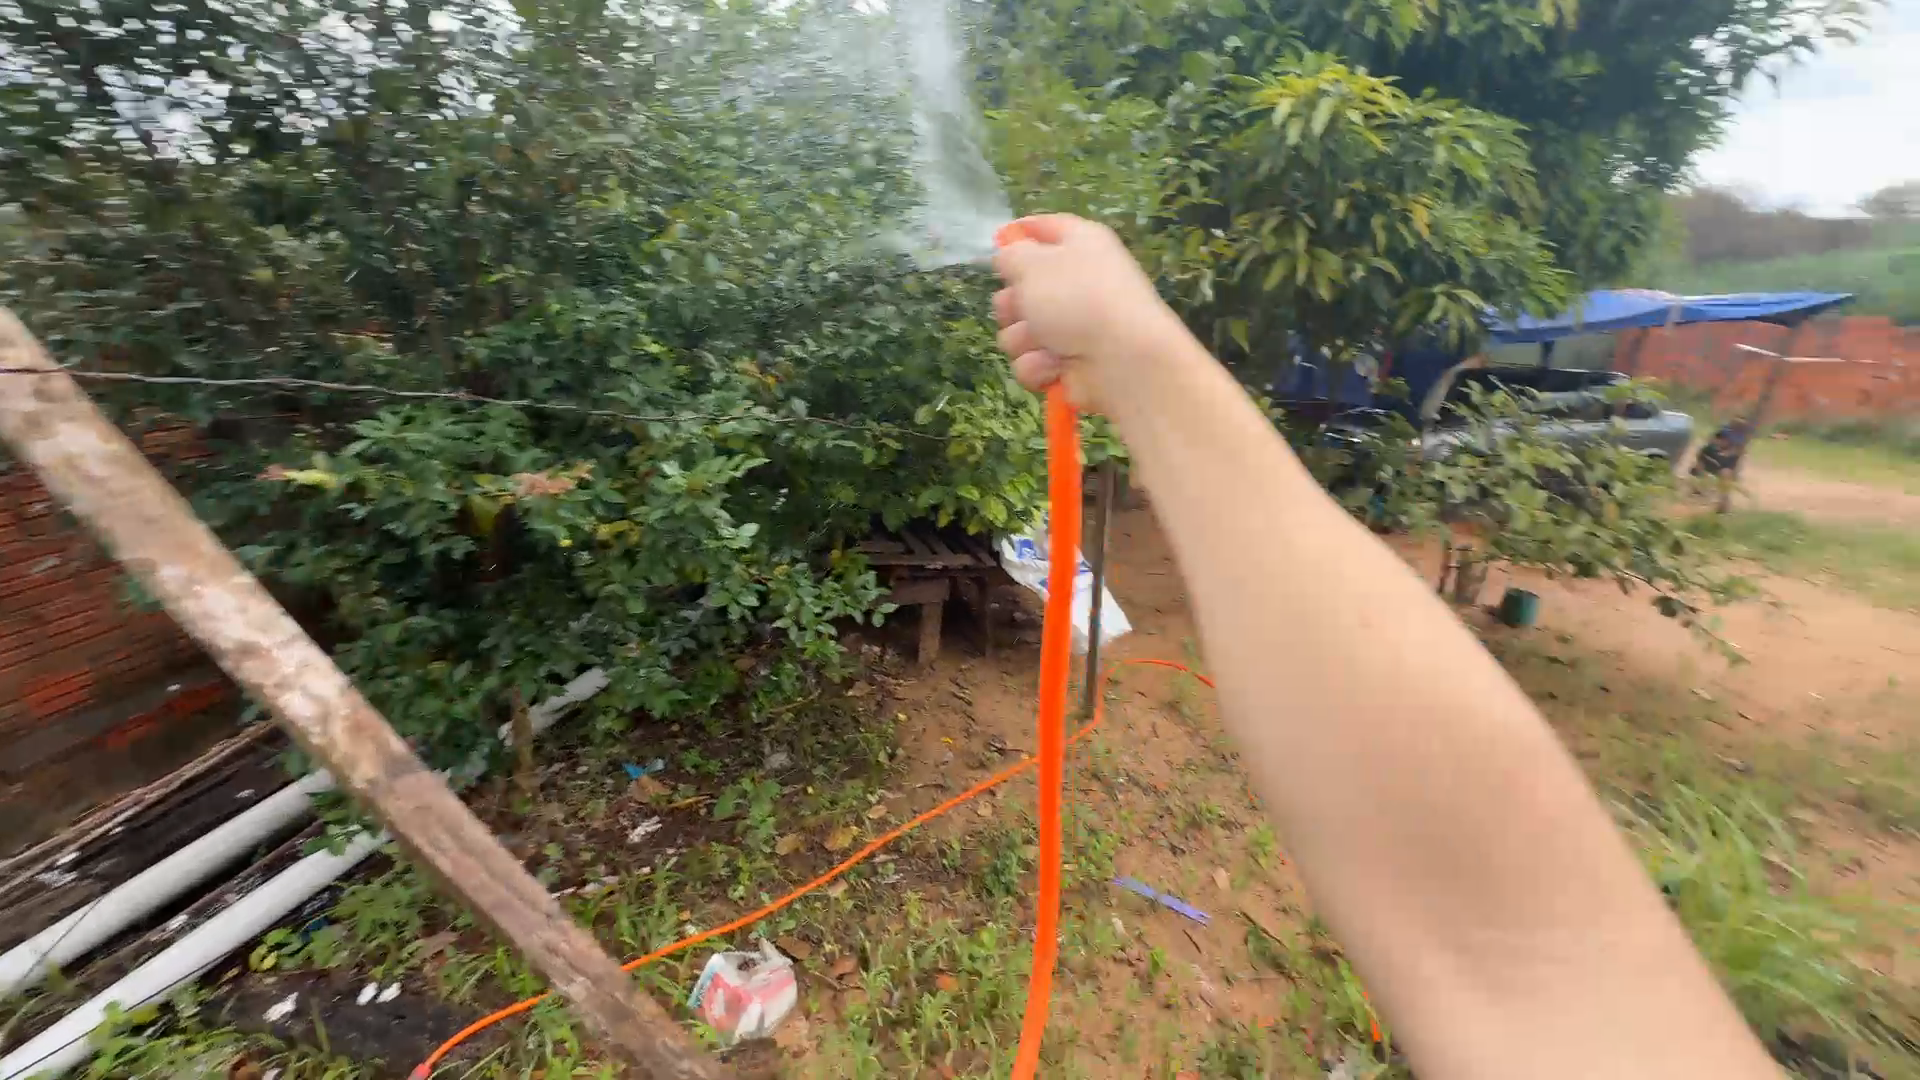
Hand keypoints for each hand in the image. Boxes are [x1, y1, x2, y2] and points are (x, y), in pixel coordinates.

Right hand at [992, 214, 1179, 409]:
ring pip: (1018, 331)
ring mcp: (1070, 327)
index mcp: (1078, 245)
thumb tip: (1007, 259)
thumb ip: (1011, 255)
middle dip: (1011, 303)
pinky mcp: (1064, 364)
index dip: (1018, 234)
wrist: (1119, 360)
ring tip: (1042, 341)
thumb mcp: (1033, 263)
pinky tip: (1055, 364)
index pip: (1044, 229)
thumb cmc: (1077, 299)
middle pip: (1021, 289)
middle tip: (1018, 308)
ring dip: (1021, 339)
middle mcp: (1074, 284)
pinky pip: (1030, 362)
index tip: (998, 245)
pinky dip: (1037, 365)